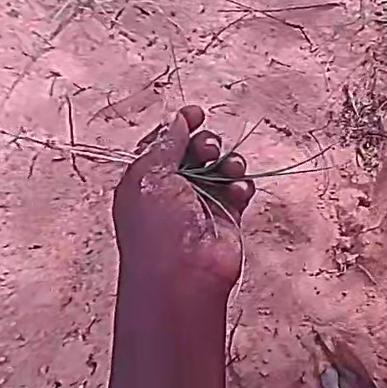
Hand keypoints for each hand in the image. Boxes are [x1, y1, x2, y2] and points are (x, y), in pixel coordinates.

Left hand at [112, 105, 255, 304]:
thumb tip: (177, 120)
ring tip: (230, 168)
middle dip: (205, 144)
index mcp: (146, 179)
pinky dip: (240, 187)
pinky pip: (238, 191)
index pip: (162, 144)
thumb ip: (167, 144)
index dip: (178, 127)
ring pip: (220, 169)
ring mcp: (201, 204)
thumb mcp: (151, 175)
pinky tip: (237, 191)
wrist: (183, 274)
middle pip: (194, 152)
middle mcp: (173, 190)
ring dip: (227, 163)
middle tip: (208, 149)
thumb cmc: (158, 228)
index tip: (196, 113)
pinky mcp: (227, 218)